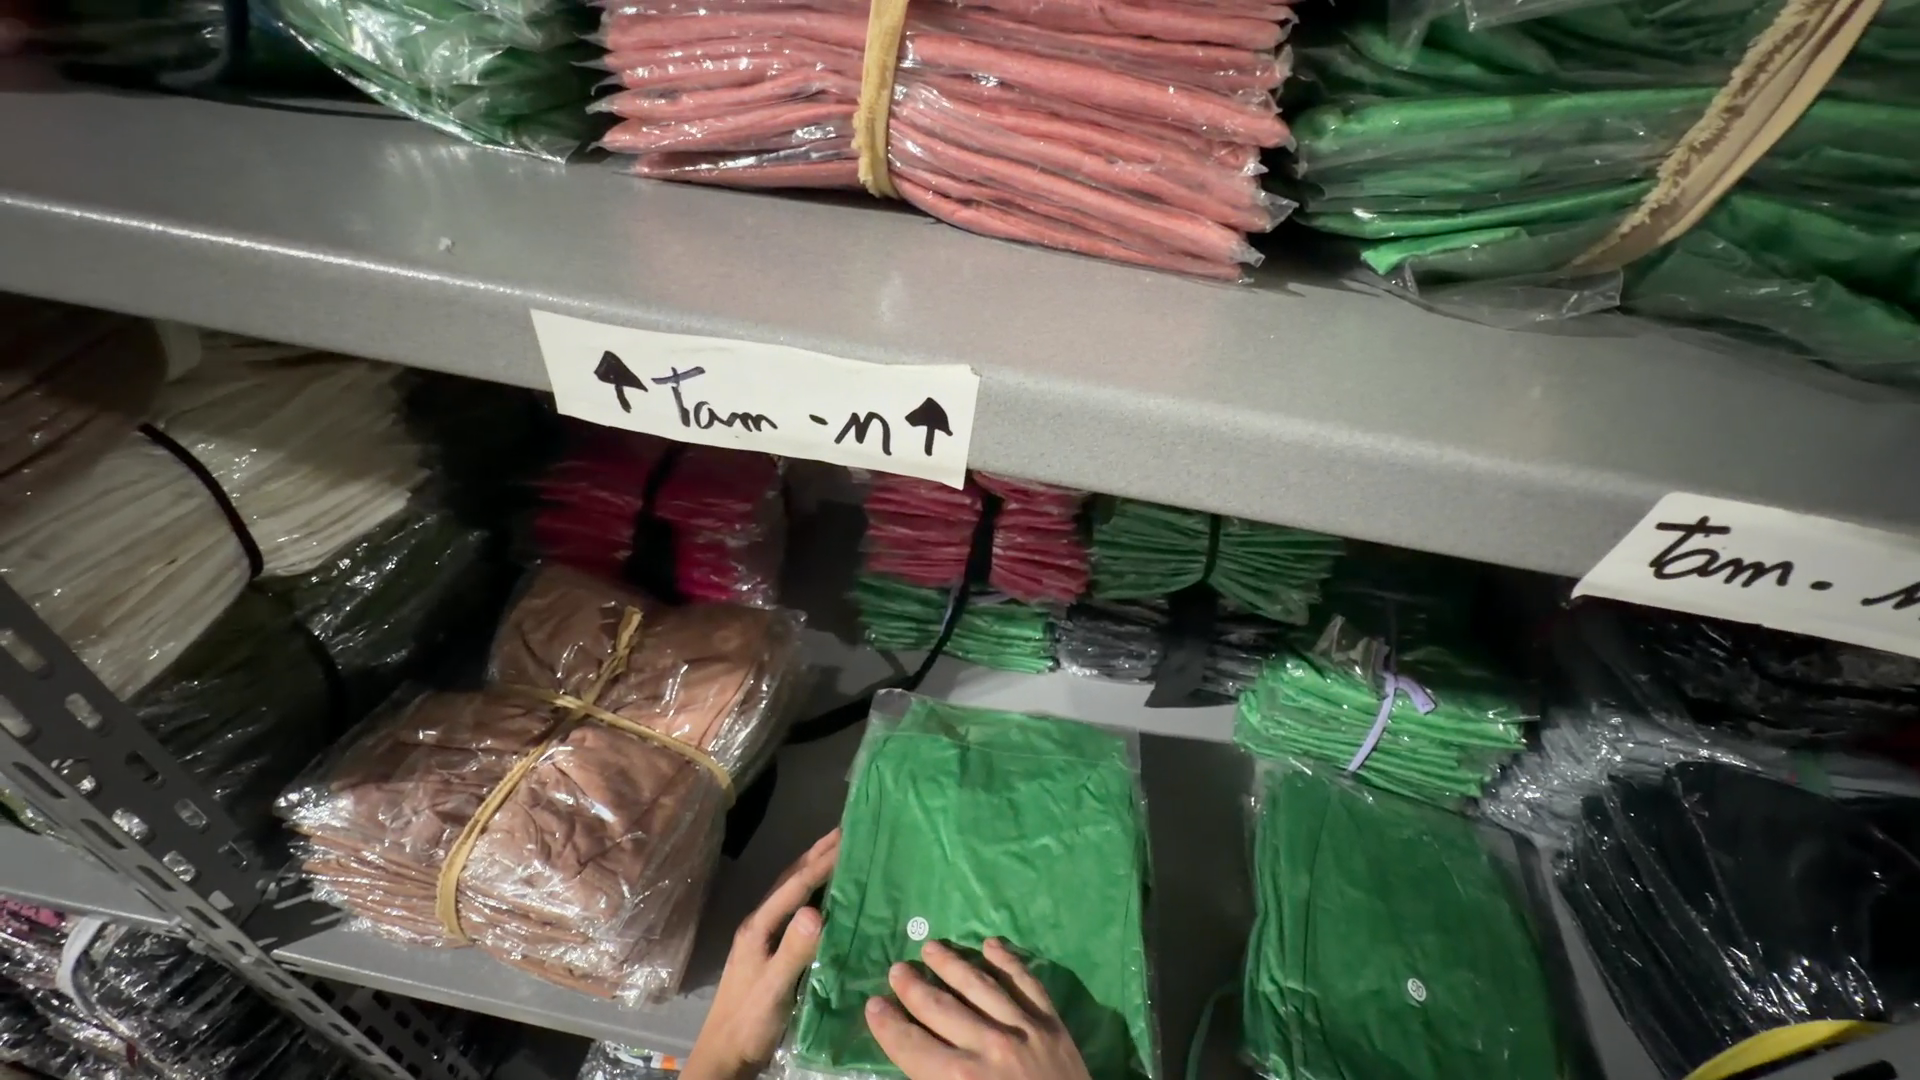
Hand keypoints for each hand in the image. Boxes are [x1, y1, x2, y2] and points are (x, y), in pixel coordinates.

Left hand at [683, 830, 839, 1079]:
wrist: (724, 1059)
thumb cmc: (749, 1021)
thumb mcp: (774, 988)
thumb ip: (794, 950)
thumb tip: (817, 909)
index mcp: (759, 926)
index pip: (795, 885)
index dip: (822, 862)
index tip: (848, 839)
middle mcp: (760, 924)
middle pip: (791, 880)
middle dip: (817, 854)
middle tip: (846, 831)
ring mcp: (764, 937)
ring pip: (792, 892)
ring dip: (814, 869)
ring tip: (839, 851)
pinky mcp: (771, 951)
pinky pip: (796, 910)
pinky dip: (813, 893)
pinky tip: (828, 897)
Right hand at [865, 938, 1093, 1079]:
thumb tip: (913, 1056)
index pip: (912, 1046)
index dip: (889, 1025)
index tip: (873, 1004)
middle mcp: (988, 1047)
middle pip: (941, 1008)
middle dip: (914, 988)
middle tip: (897, 968)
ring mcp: (1023, 1029)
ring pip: (979, 985)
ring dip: (952, 964)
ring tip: (931, 947)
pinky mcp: (1052, 1023)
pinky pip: (1025, 981)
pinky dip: (1007, 960)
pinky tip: (991, 944)